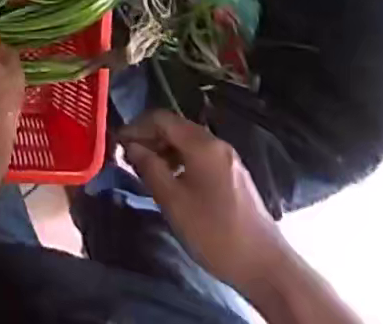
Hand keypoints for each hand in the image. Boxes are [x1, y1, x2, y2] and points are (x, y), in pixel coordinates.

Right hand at [117, 110, 289, 291]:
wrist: (264, 264)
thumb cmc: (214, 232)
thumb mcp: (174, 202)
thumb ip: (150, 168)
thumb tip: (131, 146)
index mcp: (202, 143)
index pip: (163, 118)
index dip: (137, 126)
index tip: (118, 141)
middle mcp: (216, 142)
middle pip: (176, 127)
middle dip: (150, 137)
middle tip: (128, 156)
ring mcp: (228, 158)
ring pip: (188, 142)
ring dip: (165, 149)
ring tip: (146, 170)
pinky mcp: (233, 174)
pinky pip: (200, 155)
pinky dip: (181, 160)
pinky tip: (172, 180)